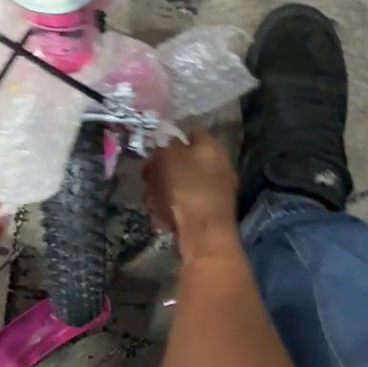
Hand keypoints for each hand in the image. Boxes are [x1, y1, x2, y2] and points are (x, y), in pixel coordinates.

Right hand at [144, 130, 242, 262]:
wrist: (203, 235)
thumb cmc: (185, 189)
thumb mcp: (168, 157)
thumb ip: (165, 146)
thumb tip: (166, 146)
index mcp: (212, 148)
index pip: (193, 132)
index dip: (172, 138)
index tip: (155, 149)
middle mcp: (219, 167)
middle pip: (185, 162)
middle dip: (162, 170)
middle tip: (148, 177)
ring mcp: (216, 193)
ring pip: (181, 186)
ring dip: (162, 192)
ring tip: (151, 201)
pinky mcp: (209, 215)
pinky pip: (184, 206)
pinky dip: (171, 210)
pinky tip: (162, 218)